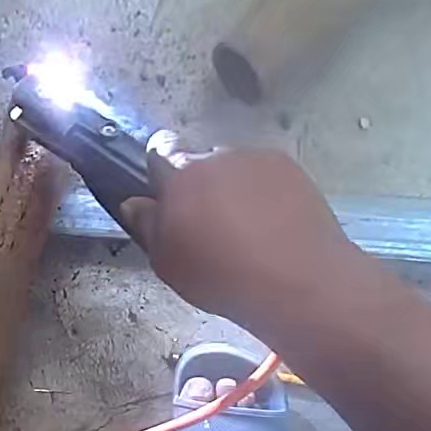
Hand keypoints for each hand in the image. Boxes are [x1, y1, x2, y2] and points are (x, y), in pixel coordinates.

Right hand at [118, 139, 370, 325]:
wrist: (296, 281)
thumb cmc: (220, 276)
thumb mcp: (168, 263)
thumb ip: (148, 226)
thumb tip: (134, 203)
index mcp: (180, 174)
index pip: (159, 149)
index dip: (160, 171)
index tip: (168, 199)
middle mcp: (219, 155)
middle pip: (201, 161)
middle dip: (200, 184)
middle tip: (209, 225)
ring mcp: (260, 159)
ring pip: (236, 168)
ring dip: (234, 188)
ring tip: (247, 230)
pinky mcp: (294, 171)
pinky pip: (268, 177)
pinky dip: (266, 194)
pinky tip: (274, 227)